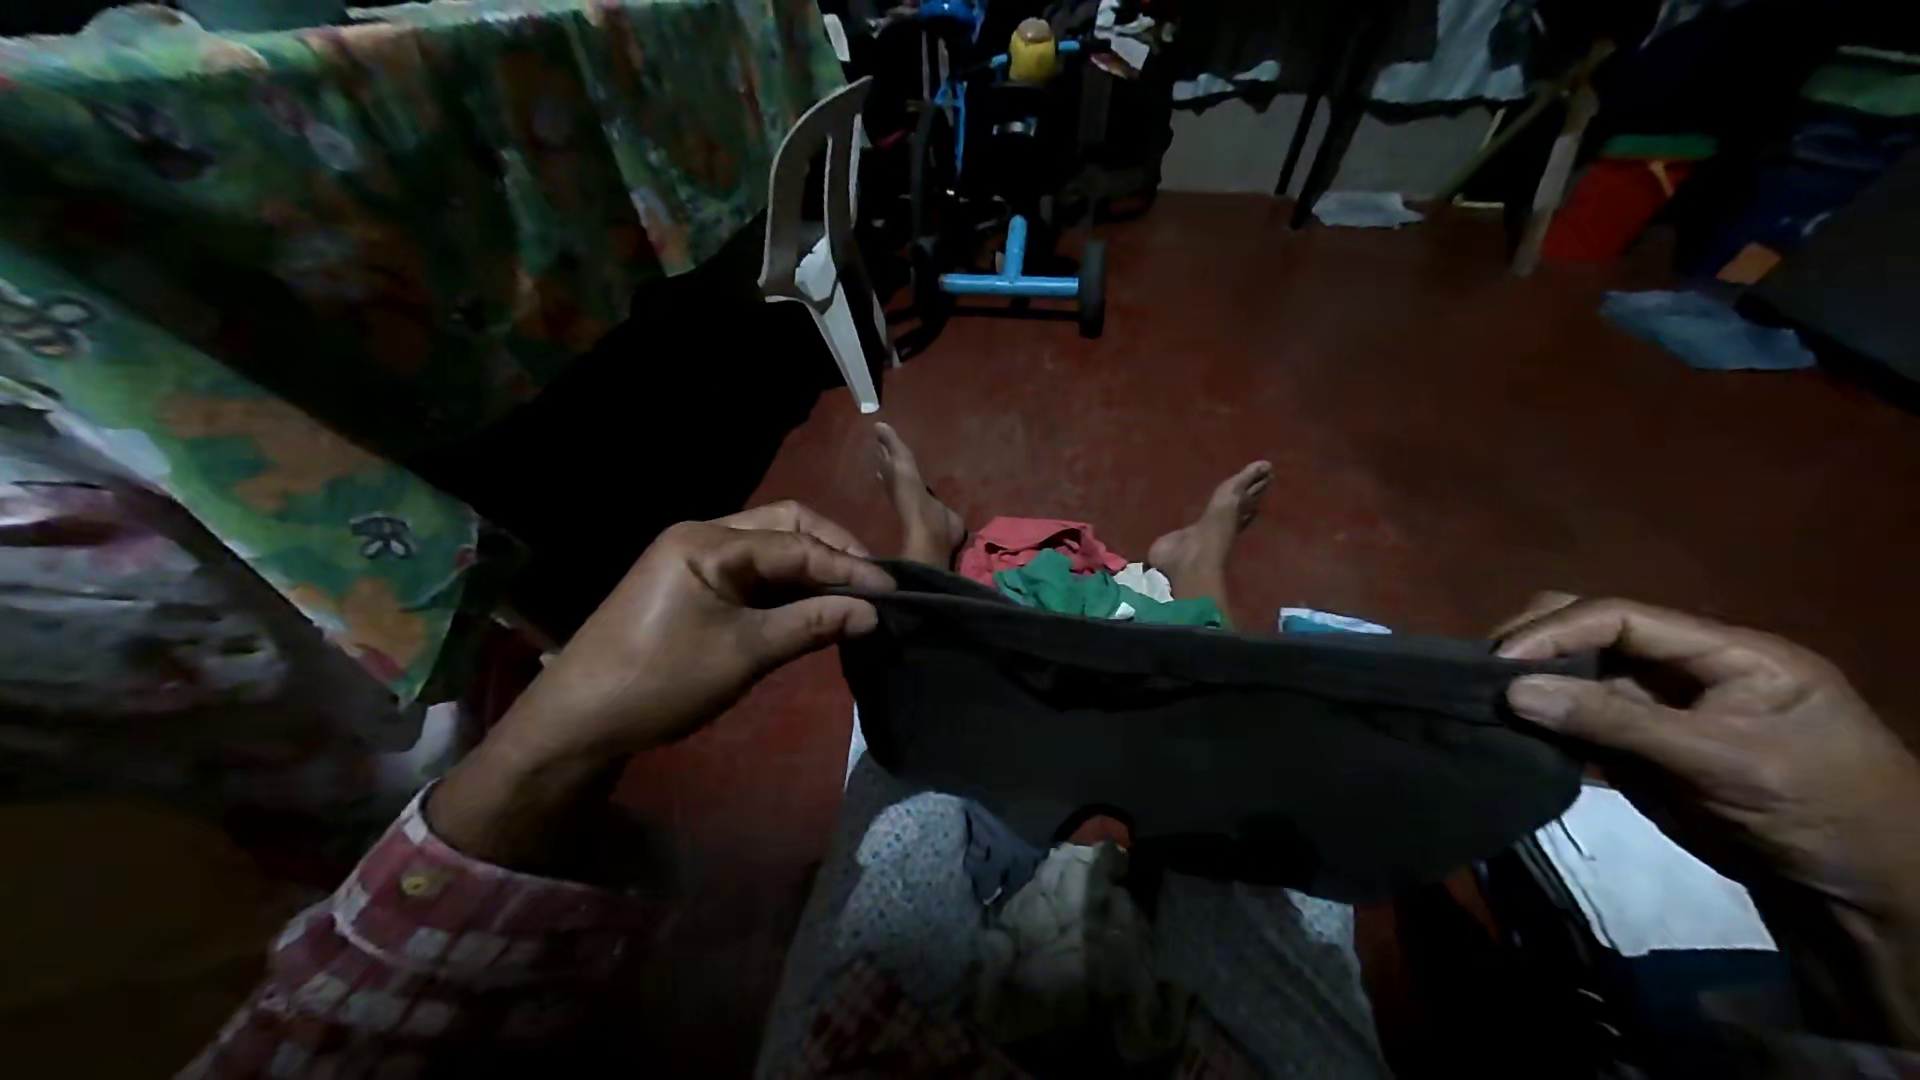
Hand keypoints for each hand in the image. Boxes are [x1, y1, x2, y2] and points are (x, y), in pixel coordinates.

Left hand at [428, 502, 893, 870]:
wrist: (578, 721)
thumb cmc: (660, 682)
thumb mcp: (744, 653)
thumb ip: (812, 624)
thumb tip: (873, 612)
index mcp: (709, 542)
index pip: (797, 544)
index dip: (848, 566)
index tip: (889, 590)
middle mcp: (703, 534)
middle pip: (786, 525)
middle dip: (833, 551)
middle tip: (870, 584)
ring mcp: (697, 556)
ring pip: (772, 545)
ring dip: (812, 566)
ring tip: (851, 593)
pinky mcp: (696, 581)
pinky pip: (754, 569)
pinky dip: (788, 583)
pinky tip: (812, 603)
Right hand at [1496, 595, 1919, 1044]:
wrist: (1854, 898)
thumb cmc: (1820, 814)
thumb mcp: (1724, 762)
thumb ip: (1616, 721)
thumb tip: (1512, 691)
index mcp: (1725, 653)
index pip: (1619, 617)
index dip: (1555, 630)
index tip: (1502, 660)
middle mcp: (1680, 666)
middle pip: (1586, 628)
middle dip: (1532, 644)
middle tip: (1484, 673)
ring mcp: (1652, 702)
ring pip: (1568, 671)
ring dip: (1528, 683)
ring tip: (1488, 701)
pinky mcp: (1628, 738)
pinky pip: (1568, 715)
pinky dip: (1537, 720)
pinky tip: (1512, 731)